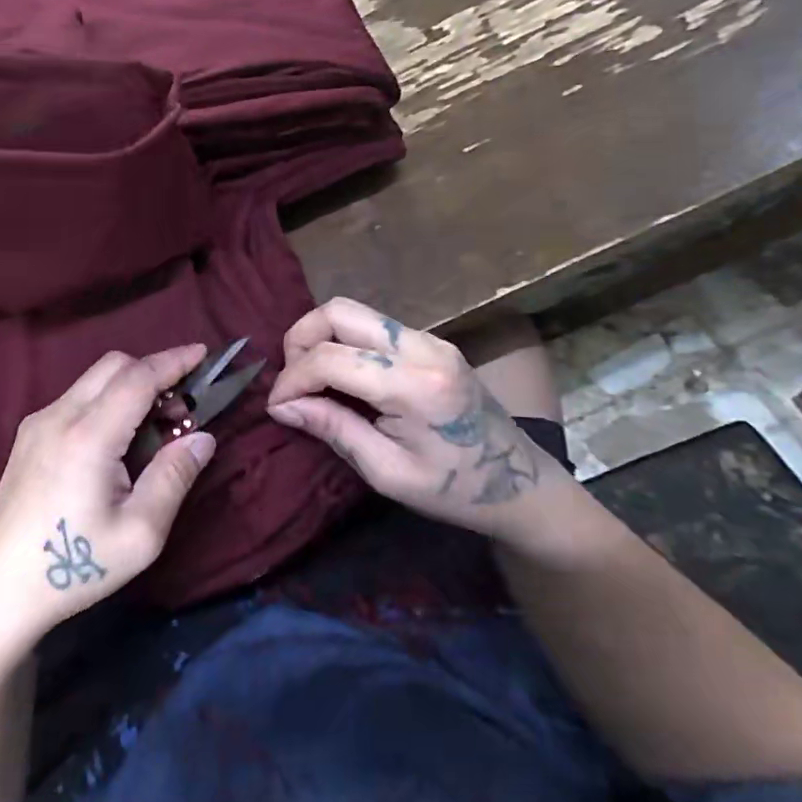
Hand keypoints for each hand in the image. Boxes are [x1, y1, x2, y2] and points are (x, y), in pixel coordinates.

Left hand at [0, 346, 217, 674]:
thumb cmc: (76, 567)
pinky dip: (105, 403)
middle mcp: (58, 416)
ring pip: (91, 382)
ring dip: (128, 388)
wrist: (0, 586)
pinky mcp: (27, 438)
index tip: (204, 354)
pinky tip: (118, 442)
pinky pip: (74, 401)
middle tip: (184, 406)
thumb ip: (173, 477)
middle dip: (153, 371)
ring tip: (157, 427)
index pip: (138, 377)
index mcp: (88, 435)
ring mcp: (36, 424)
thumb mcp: (140, 533)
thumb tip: (203, 437)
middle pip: (112, 366)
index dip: (174, 361)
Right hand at [266, 298, 586, 552]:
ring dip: (318, 338)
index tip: (276, 407)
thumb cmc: (454, 490)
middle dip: (299, 340)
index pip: (329, 358)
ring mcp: (430, 340)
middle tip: (291, 381)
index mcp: (415, 385)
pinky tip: (338, 375)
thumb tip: (281, 406)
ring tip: (310, 378)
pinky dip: (340, 341)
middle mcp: (424, 348)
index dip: (290, 380)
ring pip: (351, 311)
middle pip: (337, 311)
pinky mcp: (431, 343)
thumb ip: (332, 428)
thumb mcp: (385, 471)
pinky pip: (370, 324)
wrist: (525, 487)